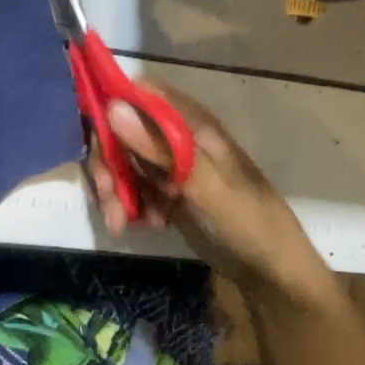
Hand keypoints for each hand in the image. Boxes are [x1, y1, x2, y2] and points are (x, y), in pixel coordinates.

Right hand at [89, 84, 333, 300]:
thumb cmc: (248, 221)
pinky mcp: (166, 192)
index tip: (94, 141)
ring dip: (115, 191)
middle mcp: (177, 136)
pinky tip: (143, 225)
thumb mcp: (204, 186)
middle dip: (108, 164)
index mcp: (192, 123)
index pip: (139, 94)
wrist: (270, 270)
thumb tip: (113, 107)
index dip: (110, 107)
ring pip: (123, 163)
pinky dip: (129, 206)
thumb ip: (159, 148)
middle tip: (108, 198)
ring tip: (121, 223)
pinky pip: (133, 188)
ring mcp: (171, 165)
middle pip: (121, 131)